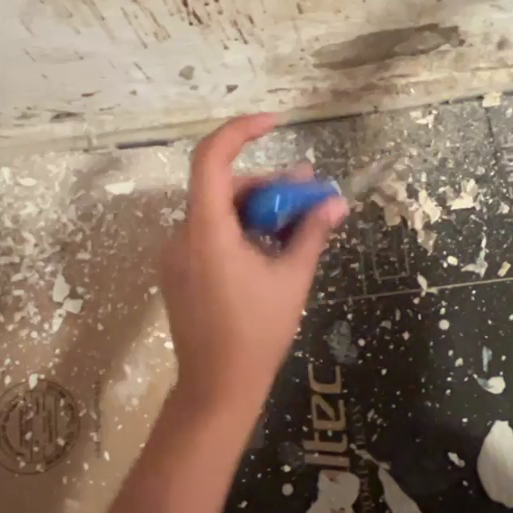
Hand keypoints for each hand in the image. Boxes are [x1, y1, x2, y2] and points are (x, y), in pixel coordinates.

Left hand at [158, 114, 347, 411]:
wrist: (217, 389)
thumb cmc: (257, 333)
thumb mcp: (292, 279)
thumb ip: (311, 233)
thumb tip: (337, 204)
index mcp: (206, 231)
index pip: (212, 158)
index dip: (241, 131)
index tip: (275, 123)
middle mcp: (182, 235)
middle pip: (224, 187)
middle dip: (270, 184)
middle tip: (312, 191)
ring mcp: (176, 254)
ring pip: (219, 211)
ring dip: (259, 208)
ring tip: (300, 220)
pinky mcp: (179, 272)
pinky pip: (211, 234)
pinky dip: (243, 229)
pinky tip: (273, 245)